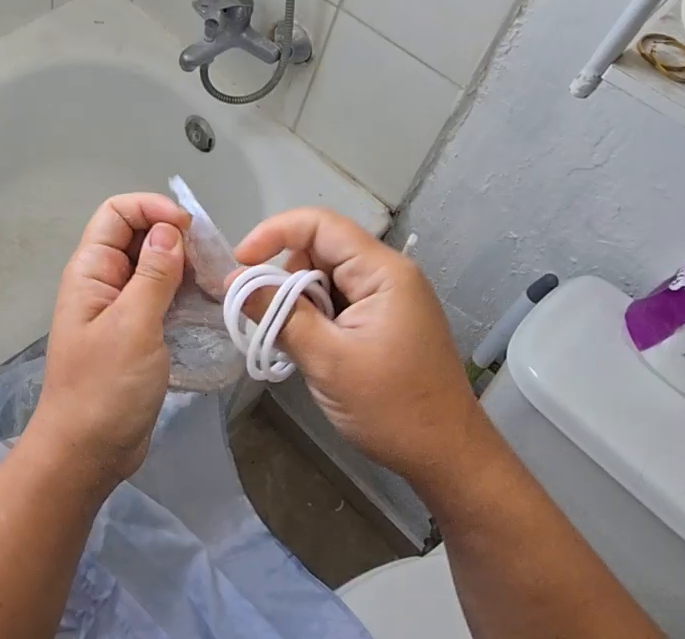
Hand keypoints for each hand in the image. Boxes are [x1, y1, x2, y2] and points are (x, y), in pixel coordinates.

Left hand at [26, 193, 189, 487]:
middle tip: (211, 258)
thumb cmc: (105, 388)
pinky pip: (161, 296)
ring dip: (183, 265)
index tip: (188, 228)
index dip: (152, 208)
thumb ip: (153, 275)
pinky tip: (209, 302)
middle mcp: (103, 281)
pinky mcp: (137, 331)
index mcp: (91, 271)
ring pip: (154, 265)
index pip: (117, 213)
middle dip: (174, 235)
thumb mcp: (133, 327)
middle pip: (138, 235)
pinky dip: (184, 292)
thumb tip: (169, 229)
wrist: (87, 453)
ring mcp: (120, 307)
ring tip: (216, 280)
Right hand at [230, 208, 488, 489]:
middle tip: (270, 319)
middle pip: (320, 249)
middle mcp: (388, 275)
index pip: (319, 224)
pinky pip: (338, 300)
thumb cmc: (392, 409)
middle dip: (286, 277)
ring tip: (296, 343)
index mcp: (383, 272)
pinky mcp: (386, 321)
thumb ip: (279, 314)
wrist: (450, 459)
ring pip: (325, 277)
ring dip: (299, 301)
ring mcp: (389, 298)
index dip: (274, 233)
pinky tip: (312, 349)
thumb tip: (235, 282)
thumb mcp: (326, 360)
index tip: (241, 265)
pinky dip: (315, 317)